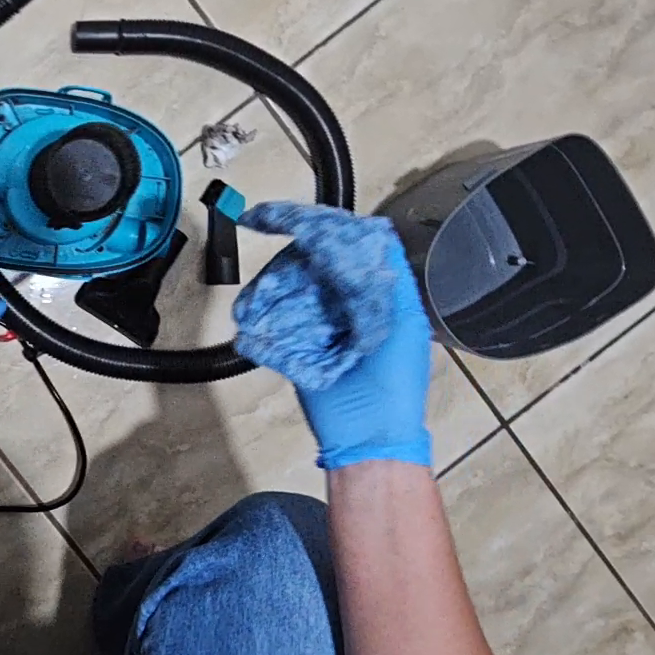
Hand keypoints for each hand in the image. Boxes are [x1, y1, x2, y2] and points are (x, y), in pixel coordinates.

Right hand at [233, 201, 433, 470]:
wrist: (365, 437)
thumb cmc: (392, 384)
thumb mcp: (404, 324)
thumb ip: (392, 279)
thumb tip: (373, 231)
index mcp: (375, 293)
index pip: (345, 247)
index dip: (317, 226)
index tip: (282, 217)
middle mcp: (346, 302)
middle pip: (311, 263)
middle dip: (287, 256)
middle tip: (260, 240)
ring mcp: (319, 322)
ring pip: (289, 288)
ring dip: (270, 286)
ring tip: (256, 296)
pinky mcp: (296, 343)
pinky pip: (276, 317)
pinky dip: (261, 312)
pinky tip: (250, 313)